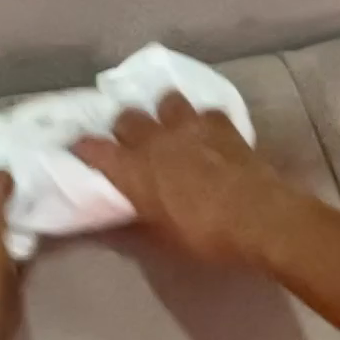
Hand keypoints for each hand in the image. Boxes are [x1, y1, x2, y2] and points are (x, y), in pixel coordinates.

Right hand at [72, 92, 303, 264]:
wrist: (258, 218)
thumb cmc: (204, 236)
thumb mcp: (162, 238)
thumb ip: (138, 221)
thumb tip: (122, 219)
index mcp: (133, 170)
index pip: (94, 149)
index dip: (85, 148)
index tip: (82, 150)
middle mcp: (154, 140)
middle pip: (127, 117)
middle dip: (124, 127)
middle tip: (130, 141)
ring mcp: (189, 126)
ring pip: (165, 101)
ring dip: (164, 112)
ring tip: (170, 126)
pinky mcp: (220, 124)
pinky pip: (205, 111)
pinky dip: (203, 120)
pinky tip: (208, 132)